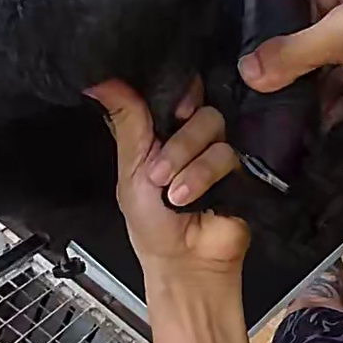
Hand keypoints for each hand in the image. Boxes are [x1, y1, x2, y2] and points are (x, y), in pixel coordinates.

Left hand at [89, 79, 248, 283]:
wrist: (183, 262)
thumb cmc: (153, 225)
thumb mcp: (130, 170)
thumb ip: (127, 122)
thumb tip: (100, 80)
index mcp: (167, 132)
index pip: (176, 92)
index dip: (173, 93)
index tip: (164, 110)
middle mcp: (197, 139)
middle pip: (199, 108)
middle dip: (175, 142)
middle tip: (158, 174)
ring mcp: (220, 154)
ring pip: (213, 129)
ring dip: (188, 164)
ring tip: (174, 195)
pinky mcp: (241, 171)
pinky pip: (228, 154)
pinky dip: (204, 176)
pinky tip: (191, 197)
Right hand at [237, 0, 342, 129]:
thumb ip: (296, 51)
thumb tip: (248, 71)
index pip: (307, 2)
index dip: (284, 28)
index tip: (256, 58)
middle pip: (318, 42)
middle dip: (296, 67)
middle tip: (264, 92)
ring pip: (332, 73)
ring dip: (313, 93)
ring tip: (284, 114)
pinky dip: (334, 110)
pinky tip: (314, 123)